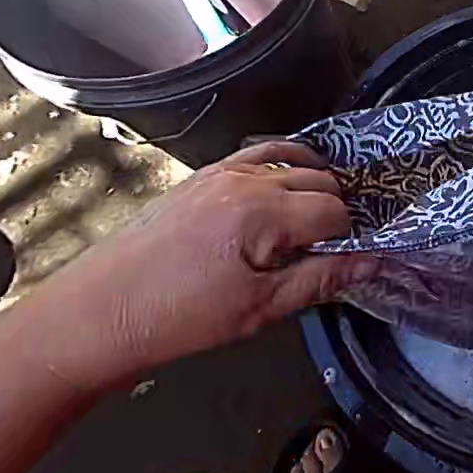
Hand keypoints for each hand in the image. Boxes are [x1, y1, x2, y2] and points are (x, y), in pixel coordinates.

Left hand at [31, 141, 375, 378]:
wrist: (102, 311)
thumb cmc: (181, 318)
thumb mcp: (258, 310)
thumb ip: (319, 279)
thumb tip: (370, 262)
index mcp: (263, 213)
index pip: (333, 211)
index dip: (347, 237)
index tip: (342, 261)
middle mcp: (247, 179)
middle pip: (319, 182)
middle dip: (333, 212)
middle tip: (327, 248)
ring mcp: (223, 170)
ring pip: (292, 163)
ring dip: (312, 186)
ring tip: (311, 220)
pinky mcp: (205, 173)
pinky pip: (258, 154)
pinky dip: (282, 164)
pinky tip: (286, 182)